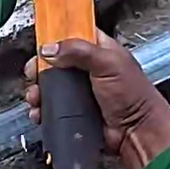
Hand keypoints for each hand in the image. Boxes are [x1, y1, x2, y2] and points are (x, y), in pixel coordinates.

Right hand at [24, 31, 169, 168]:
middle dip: (39, 68)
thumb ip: (78, 51)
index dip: (54, 38)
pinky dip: (41, 109)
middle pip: (53, 62)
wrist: (135, 132)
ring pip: (48, 85)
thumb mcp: (107, 63)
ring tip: (36, 97)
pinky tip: (40, 112)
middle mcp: (87, 69)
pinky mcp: (72, 110)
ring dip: (37, 91)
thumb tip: (49, 48)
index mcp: (98, 50)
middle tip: (34, 74)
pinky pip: (50, 106)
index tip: (41, 44)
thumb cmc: (133, 96)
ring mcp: (78, 90)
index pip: (71, 35)